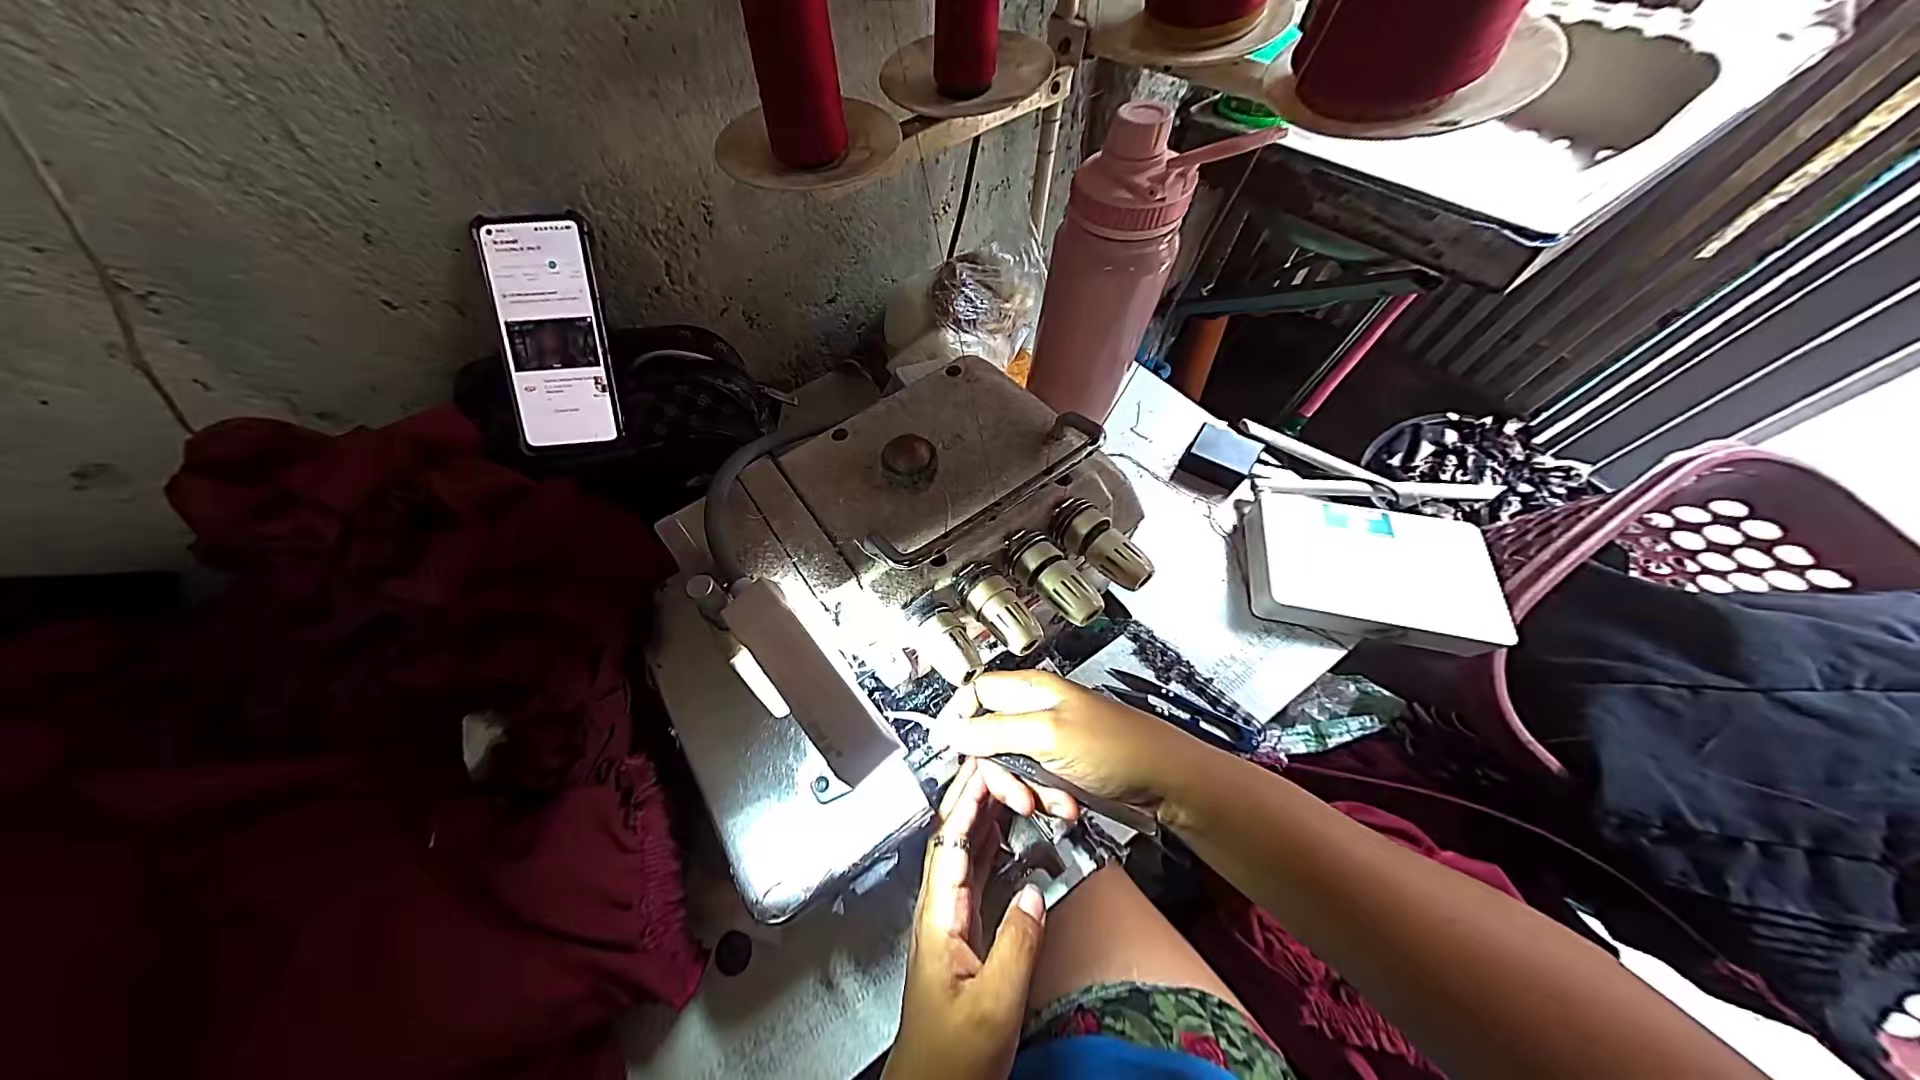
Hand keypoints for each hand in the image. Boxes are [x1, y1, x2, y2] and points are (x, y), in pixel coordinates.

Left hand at [884, 758, 1051, 1079]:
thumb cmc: (950, 1057)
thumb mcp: (994, 1003)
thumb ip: (1016, 943)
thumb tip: (1033, 892)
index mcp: (938, 917)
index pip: (951, 842)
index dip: (967, 801)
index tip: (983, 768)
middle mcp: (938, 910)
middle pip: (954, 838)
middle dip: (973, 797)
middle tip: (997, 765)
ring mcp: (947, 919)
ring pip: (965, 852)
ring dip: (982, 816)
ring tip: (1003, 786)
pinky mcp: (960, 931)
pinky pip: (974, 874)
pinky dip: (989, 847)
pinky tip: (1002, 837)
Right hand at [945, 669, 1211, 809]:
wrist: (1166, 782)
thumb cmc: (1122, 748)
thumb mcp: (1047, 736)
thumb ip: (994, 731)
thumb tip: (952, 729)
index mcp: (1030, 690)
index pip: (975, 693)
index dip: (961, 720)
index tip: (958, 750)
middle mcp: (1035, 711)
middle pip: (987, 737)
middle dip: (1000, 770)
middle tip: (1018, 789)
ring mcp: (1048, 739)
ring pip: (1009, 766)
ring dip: (1025, 789)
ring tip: (1053, 798)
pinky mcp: (1059, 765)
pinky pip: (1033, 783)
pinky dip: (1045, 798)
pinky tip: (1065, 802)